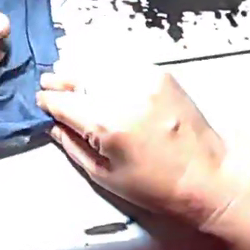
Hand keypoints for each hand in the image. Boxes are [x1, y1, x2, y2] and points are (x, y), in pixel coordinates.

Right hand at [37, 57, 249, 231]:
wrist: (208, 176)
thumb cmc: (155, 186)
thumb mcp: (105, 176)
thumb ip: (73, 145)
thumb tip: (54, 124)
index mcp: (105, 124)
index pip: (62, 101)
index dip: (47, 100)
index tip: (42, 100)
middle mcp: (122, 94)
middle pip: (77, 74)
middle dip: (60, 79)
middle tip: (49, 82)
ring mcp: (142, 79)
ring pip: (97, 63)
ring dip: (80, 68)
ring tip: (72, 76)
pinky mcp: (159, 73)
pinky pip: (122, 62)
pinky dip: (106, 66)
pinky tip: (101, 74)